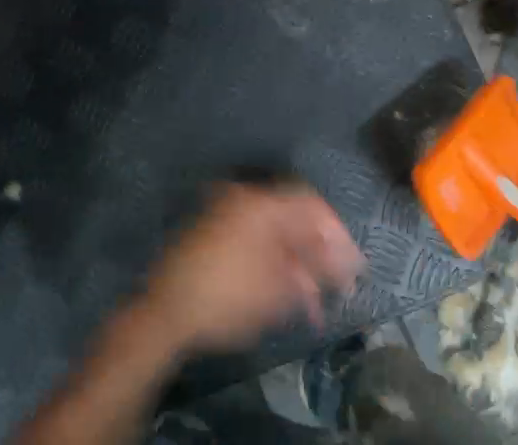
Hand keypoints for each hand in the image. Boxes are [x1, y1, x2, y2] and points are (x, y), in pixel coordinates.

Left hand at [138, 184, 364, 353]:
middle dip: (320, 253)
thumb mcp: (279, 289)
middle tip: (340, 286)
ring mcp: (226, 220)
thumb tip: (346, 260)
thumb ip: (317, 269)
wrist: (164, 315)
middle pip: (294, 219)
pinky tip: (289, 300)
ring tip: (317, 306)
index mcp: (260, 205)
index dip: (336, 232)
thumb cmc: (225, 298)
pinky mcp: (215, 240)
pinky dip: (276, 268)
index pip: (311, 204)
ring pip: (276, 237)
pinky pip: (257, 246)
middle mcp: (244, 203)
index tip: (353, 263)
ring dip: (300, 267)